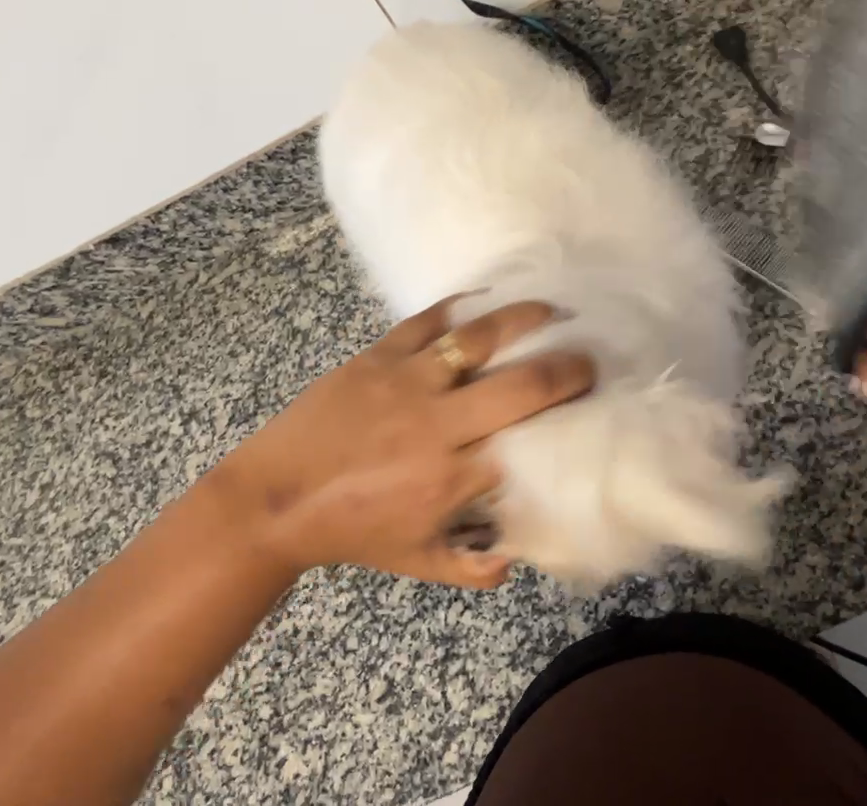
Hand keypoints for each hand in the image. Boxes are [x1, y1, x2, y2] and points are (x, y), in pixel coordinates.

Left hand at [214, 298, 593, 587]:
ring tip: (557, 312)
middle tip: (591, 361)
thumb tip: (522, 556)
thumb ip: (475, 569)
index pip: (529, 441)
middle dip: (568, 370)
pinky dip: (463, 306)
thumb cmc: (351, 531)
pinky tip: (489, 299)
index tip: (594, 410)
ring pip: (479, 338)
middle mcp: (439, 423)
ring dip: (527, 320)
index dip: (567, 422)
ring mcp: (408, 381)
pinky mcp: (378, 355)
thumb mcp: (418, 562)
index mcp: (453, 476)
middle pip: (522, 385)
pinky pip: (428, 321)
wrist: (273, 499)